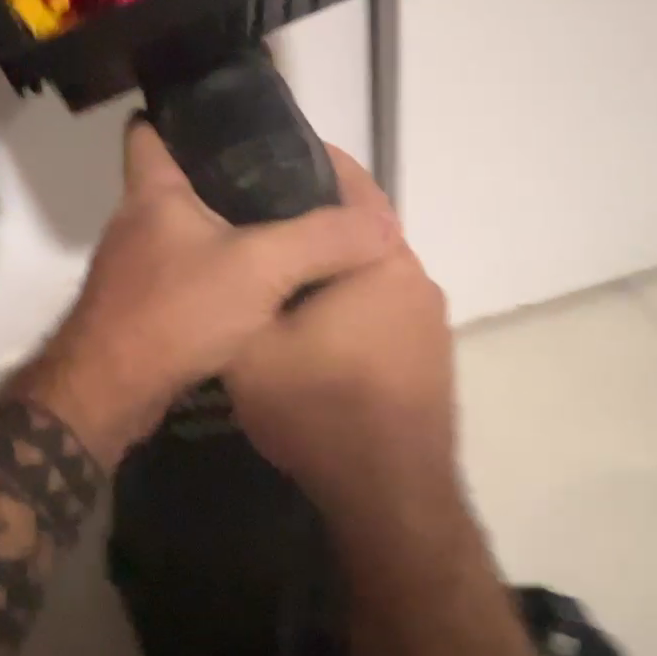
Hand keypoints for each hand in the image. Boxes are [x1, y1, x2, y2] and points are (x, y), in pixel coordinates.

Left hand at [19, 120, 394, 465]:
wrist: (110, 393)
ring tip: (280, 231)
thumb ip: (325, 240)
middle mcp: (135, 223)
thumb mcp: (261, 267)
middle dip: (225, 177)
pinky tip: (254, 290)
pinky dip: (216, 275)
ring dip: (224, 231)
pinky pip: (185, 277)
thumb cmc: (173, 312)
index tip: (228, 114)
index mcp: (151, 192)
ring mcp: (134, 269)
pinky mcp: (140, 309)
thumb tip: (386, 226)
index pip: (148, 129)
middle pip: (178, 181)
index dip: (181, 112)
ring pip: (184, 233)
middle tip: (285, 180)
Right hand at [224, 154, 457, 523]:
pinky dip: (344, 307)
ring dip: (325, 272)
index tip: (262, 158)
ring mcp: (428, 322)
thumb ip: (240, 291)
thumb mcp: (252, 346)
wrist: (388, 497)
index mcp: (381, 260)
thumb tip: (228, 254)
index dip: (308, 163)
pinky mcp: (427, 359)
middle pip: (356, 232)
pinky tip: (307, 335)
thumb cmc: (319, 409)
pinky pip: (378, 311)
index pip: (351, 186)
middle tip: (250, 228)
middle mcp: (415, 279)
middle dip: (307, 226)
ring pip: (365, 276)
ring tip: (269, 282)